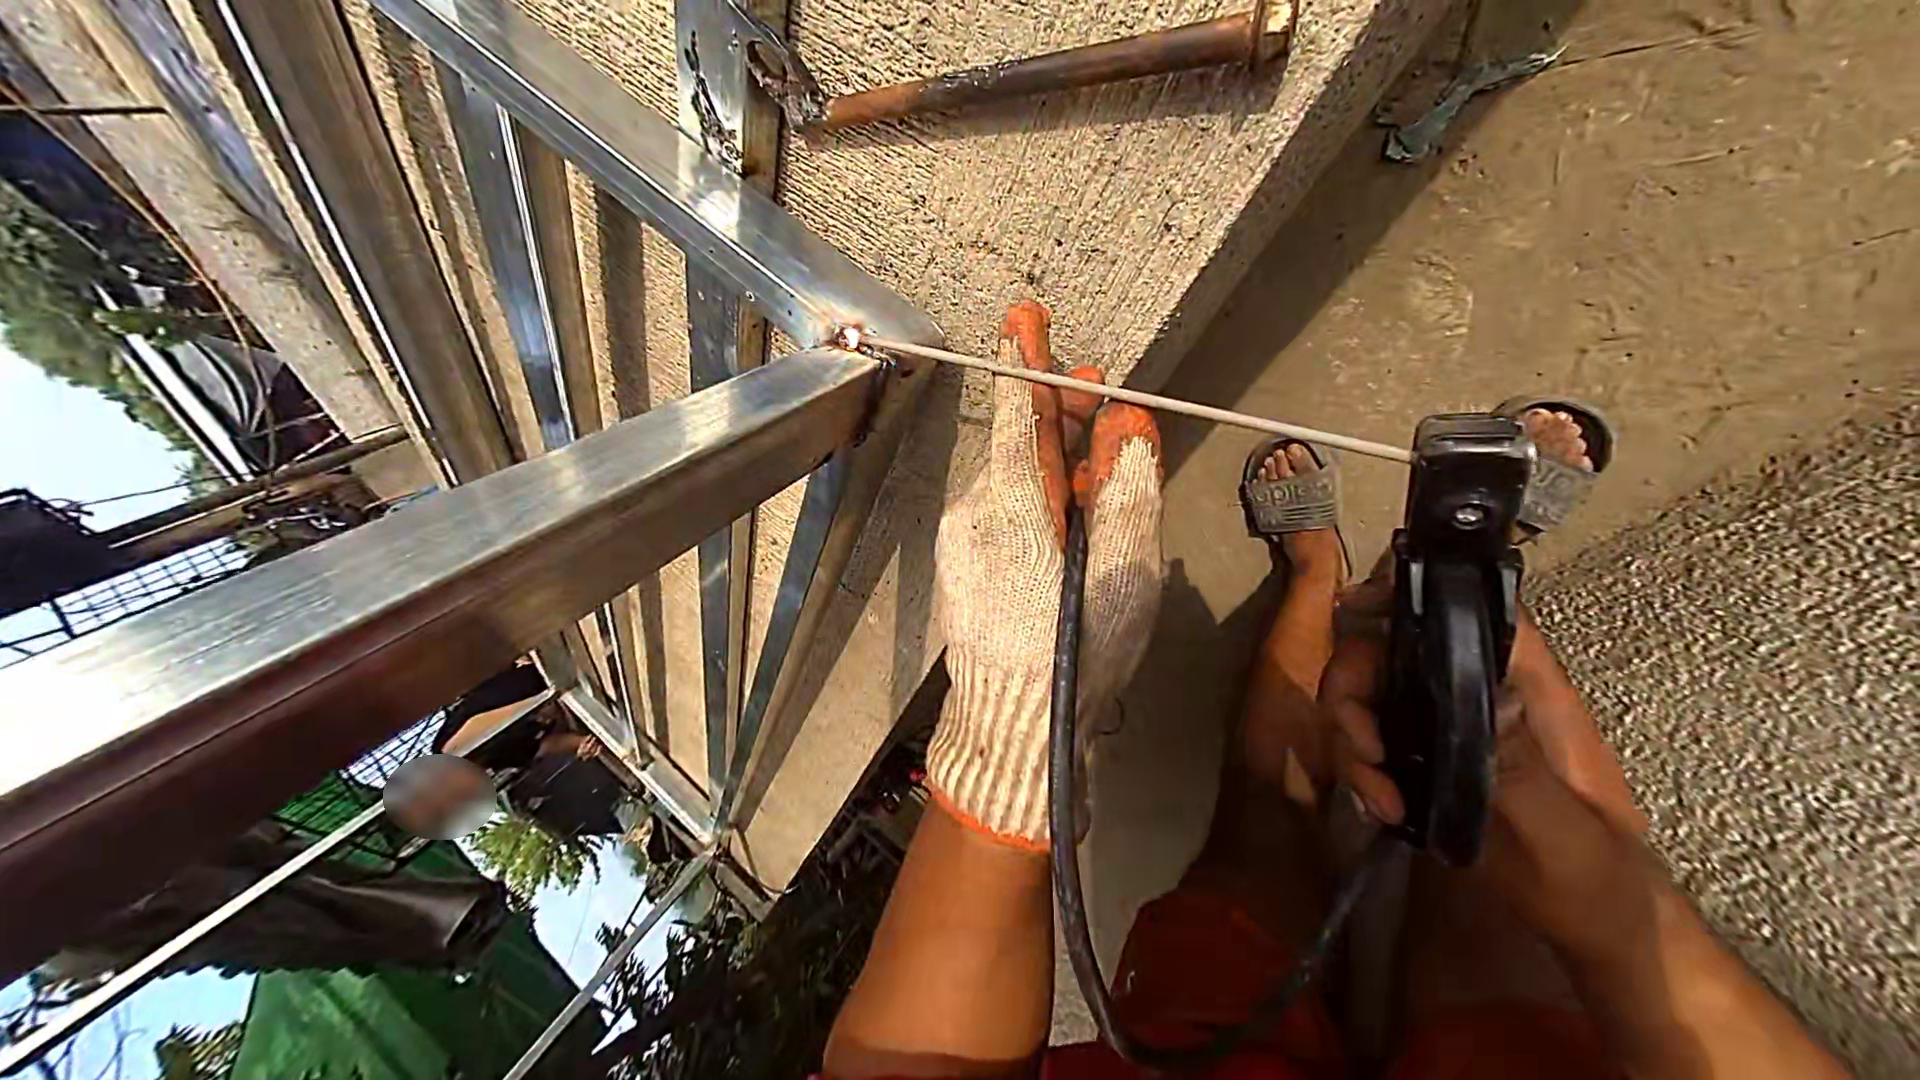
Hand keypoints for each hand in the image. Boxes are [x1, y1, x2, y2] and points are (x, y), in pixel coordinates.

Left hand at [926, 301, 1164, 846]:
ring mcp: (960, 541)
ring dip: (1049, 457)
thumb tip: (1123, 423)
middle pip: (1015, 444)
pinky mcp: (960, 564)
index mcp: (1012, 511)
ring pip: (1008, 477)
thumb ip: (1125, 489)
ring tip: (1091, 452)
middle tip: (1093, 391)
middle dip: (1054, 412)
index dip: (1024, 366)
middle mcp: (974, 515)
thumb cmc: (1077, 653)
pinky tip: (1063, 511)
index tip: (1022, 319)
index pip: (1017, 420)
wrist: (1013, 727)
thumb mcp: (1124, 572)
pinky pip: (998, 510)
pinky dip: (1032, 495)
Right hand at [1319, 570, 1651, 942]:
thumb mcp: (1564, 832)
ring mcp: (1440, 726)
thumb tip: (1486, 692)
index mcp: (1525, 693)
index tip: (1356, 605)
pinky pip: (1363, 741)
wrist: (1585, 929)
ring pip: (1365, 698)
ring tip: (1378, 798)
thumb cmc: (1596, 882)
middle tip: (1360, 744)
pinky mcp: (1416, 757)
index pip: (1471, 618)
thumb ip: (1519, 765)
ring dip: (1352, 741)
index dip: (1412, 596)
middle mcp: (1474, 696)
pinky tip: (1379, 808)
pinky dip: (1357, 769)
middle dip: (1354, 690)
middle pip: (1389, 652)